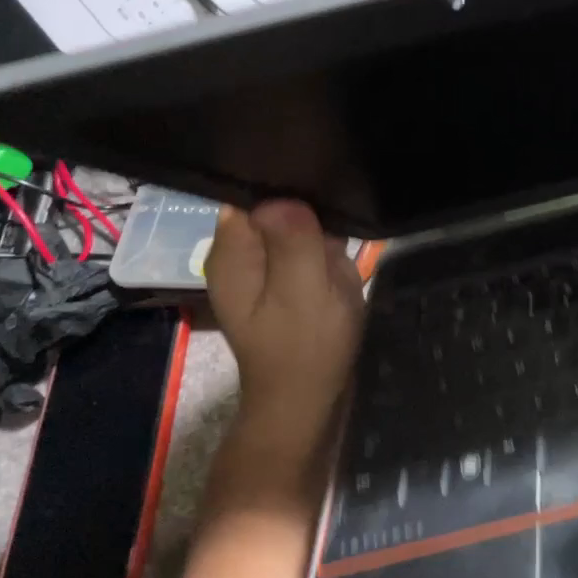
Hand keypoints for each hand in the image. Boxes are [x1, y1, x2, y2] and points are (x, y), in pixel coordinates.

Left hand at [205, 201, 364, 433]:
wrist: (310, 399)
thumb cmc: (306, 346)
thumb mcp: (304, 291)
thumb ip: (293, 242)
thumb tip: (280, 198)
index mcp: (232, 253)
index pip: (249, 192)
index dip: (283, 181)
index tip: (320, 177)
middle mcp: (241, 253)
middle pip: (271, 201)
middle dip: (305, 198)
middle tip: (341, 202)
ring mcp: (265, 265)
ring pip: (291, 218)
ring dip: (318, 216)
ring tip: (345, 216)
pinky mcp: (287, 275)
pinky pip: (304, 239)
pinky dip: (323, 236)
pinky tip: (343, 238)